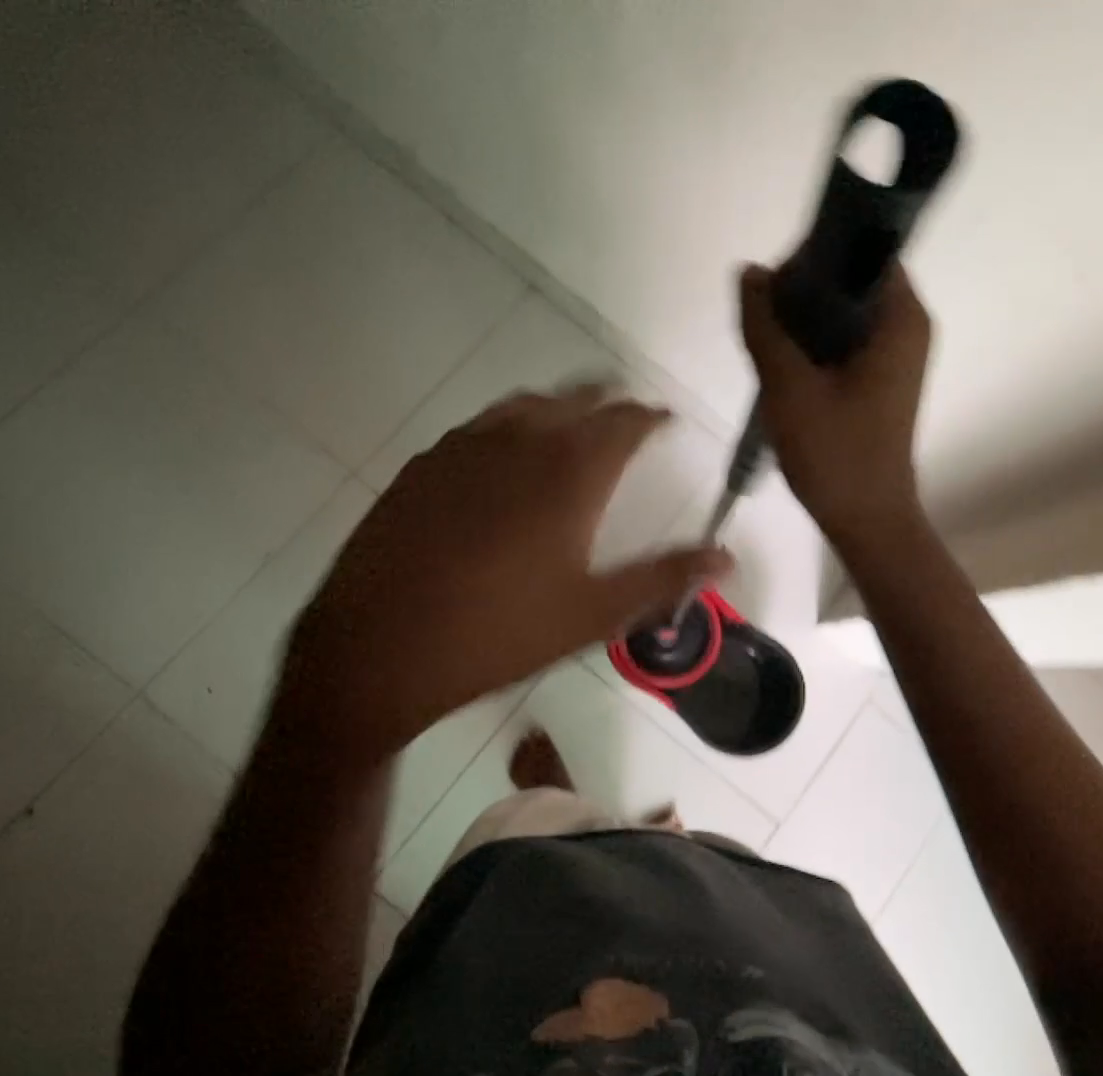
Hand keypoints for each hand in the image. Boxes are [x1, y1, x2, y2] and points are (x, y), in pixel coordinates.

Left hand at [283, 387, 731, 752]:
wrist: (378, 650)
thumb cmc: (498, 635)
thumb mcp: (592, 615)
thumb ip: (662, 579)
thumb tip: (724, 556)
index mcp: (568, 472)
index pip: (625, 421)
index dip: (651, 417)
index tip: (665, 421)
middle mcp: (518, 441)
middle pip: (575, 398)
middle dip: (607, 401)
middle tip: (625, 417)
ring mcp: (462, 448)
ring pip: (522, 407)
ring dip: (556, 408)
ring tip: (571, 427)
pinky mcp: (422, 466)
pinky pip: (478, 429)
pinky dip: (508, 429)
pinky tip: (503, 462)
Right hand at [739, 262, 930, 542]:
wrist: (866, 520)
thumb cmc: (834, 452)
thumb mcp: (788, 385)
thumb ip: (764, 323)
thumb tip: (750, 272)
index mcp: (901, 318)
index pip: (862, 251)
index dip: (816, 254)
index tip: (776, 283)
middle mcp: (907, 327)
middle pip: (851, 280)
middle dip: (804, 290)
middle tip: (763, 319)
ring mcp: (897, 355)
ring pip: (844, 312)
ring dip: (803, 319)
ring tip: (766, 344)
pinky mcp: (881, 380)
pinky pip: (844, 340)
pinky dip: (813, 344)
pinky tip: (782, 367)